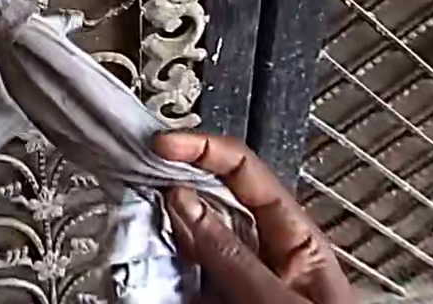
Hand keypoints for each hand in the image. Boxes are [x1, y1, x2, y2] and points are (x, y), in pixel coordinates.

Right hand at [154, 132, 354, 303]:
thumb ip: (233, 255)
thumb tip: (183, 199)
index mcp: (293, 236)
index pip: (242, 168)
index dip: (201, 147)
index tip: (162, 144)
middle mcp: (263, 247)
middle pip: (213, 195)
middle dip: (176, 183)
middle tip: (141, 177)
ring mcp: (239, 275)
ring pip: (194, 231)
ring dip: (165, 223)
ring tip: (139, 218)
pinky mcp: (218, 299)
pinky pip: (187, 270)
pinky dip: (165, 262)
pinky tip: (148, 260)